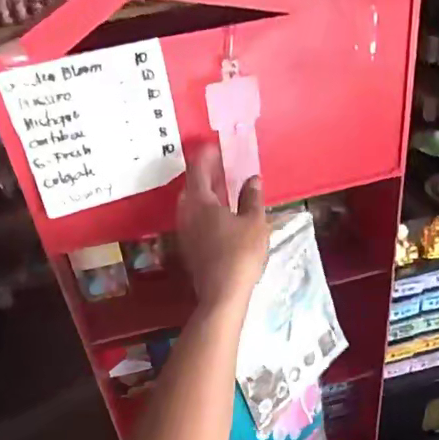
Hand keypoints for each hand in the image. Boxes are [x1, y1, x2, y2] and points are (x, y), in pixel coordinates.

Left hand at [176, 144, 267, 312]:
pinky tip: (221, 213)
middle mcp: (186, 213)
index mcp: (199, 201)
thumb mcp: (254, 222)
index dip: (207, 154)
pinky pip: (194, 218)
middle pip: (191, 184)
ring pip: (191, 203)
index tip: (219, 146)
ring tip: (225, 187)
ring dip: (206, 192)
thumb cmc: (240, 254)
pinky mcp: (188, 246)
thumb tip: (252, 180)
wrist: (222, 294)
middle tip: (225, 165)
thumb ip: (252, 197)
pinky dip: (205, 209)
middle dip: (206, 172)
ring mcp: (184, 231)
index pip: (198, 167)